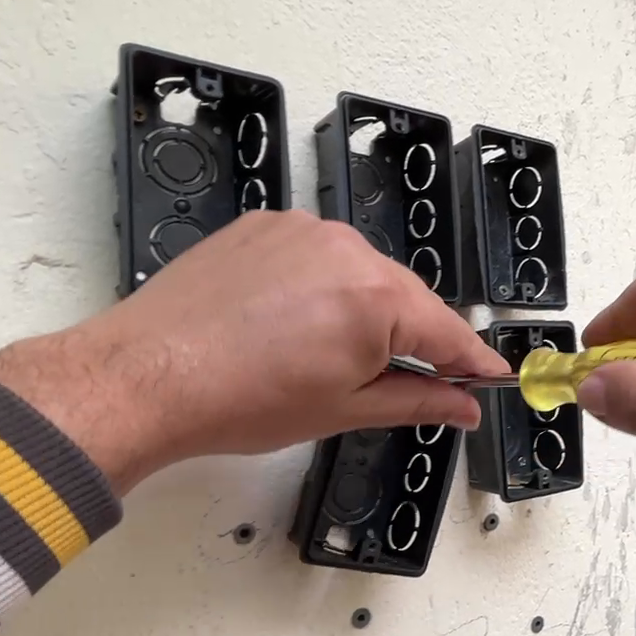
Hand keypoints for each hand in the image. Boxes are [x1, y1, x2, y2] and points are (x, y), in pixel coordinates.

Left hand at [0, 211, 508, 493]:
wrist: (143, 377)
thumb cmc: (237, 399)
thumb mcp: (347, 410)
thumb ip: (420, 401)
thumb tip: (463, 406)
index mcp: (377, 299)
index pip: (449, 333)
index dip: (474, 362)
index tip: (492, 377)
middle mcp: (349, 250)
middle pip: (410, 300)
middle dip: (417, 340)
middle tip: (411, 381)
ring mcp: (306, 231)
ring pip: (368, 274)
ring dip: (370, 311)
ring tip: (335, 355)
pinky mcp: (270, 225)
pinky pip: (324, 253)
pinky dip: (330, 285)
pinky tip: (302, 321)